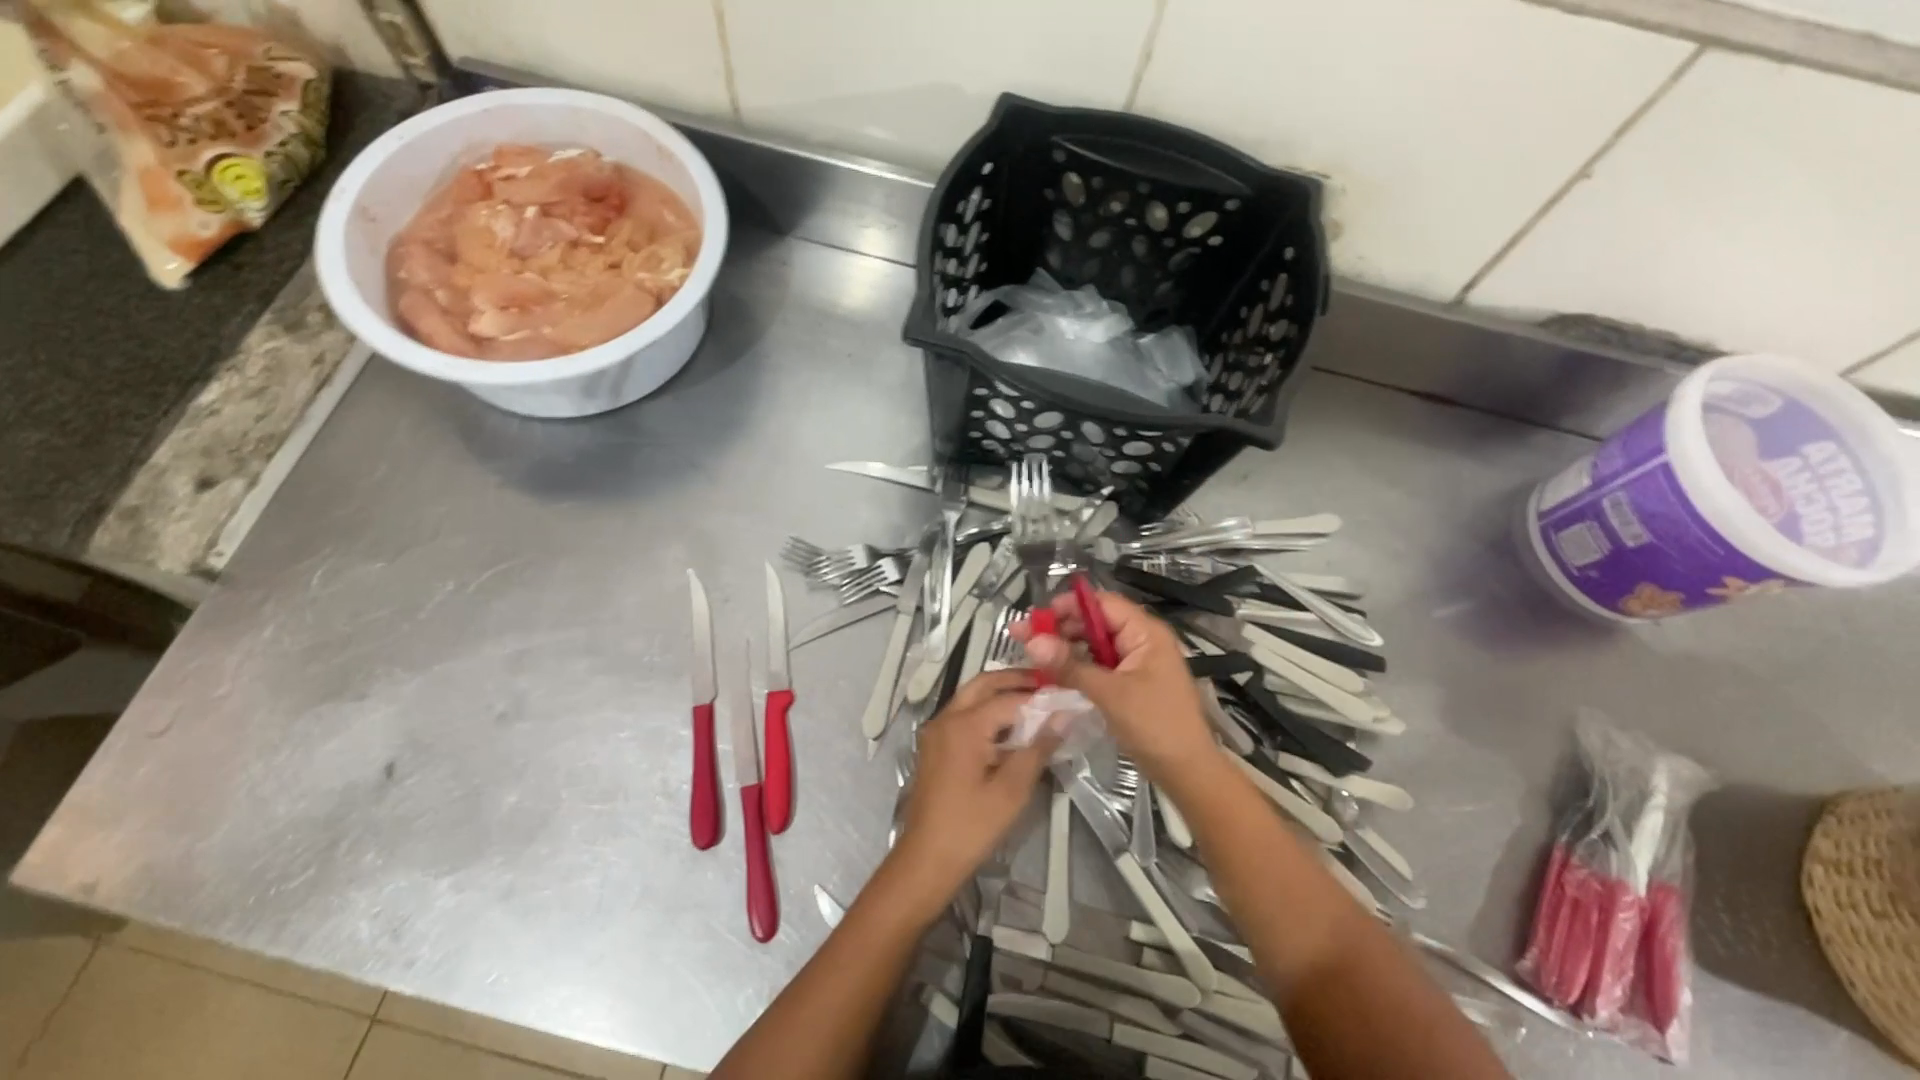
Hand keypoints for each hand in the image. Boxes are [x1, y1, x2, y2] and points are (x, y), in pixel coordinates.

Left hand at [892, 670, 1057, 910]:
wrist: (927, 858)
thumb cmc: (972, 826)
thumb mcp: (1012, 789)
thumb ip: (1038, 747)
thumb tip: (1063, 716)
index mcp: (964, 725)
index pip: (1010, 698)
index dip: (1041, 697)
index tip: (1069, 697)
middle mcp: (946, 718)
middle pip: (984, 684)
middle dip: (1016, 680)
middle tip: (1049, 685)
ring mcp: (936, 731)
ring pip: (971, 697)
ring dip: (1000, 693)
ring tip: (1035, 702)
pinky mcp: (934, 746)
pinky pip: (962, 715)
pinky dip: (986, 711)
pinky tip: (1010, 728)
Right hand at [1013, 590, 1217, 784]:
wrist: (1187, 770)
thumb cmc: (1154, 725)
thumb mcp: (1109, 693)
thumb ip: (1070, 665)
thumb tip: (1031, 641)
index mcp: (1146, 633)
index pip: (1102, 604)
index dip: (1068, 606)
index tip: (1035, 618)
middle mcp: (1142, 641)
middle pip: (1096, 622)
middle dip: (1060, 627)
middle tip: (1023, 638)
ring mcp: (1137, 663)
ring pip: (1095, 645)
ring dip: (1066, 648)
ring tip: (1032, 655)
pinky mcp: (1131, 684)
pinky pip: (1100, 666)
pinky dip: (1077, 667)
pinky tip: (1052, 674)